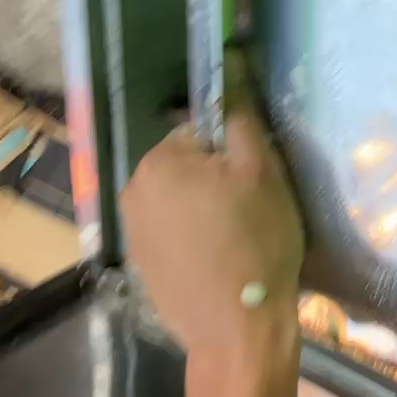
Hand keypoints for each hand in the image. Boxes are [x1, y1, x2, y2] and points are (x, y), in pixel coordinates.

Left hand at [121, 107, 304, 382]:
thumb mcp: (264, 173)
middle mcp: (134, 189)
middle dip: (216, 180)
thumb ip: (242, 120)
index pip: (203, 132)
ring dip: (204, 209)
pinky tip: (219, 261)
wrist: (237, 327)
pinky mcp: (141, 264)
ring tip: (237, 239)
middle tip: (251, 211)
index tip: (257, 183)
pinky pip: (172, 233)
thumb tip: (229, 69)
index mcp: (161, 160)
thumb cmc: (257, 242)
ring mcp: (133, 230)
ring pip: (179, 200)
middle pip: (187, 166)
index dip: (235, 154)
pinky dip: (194, 239)